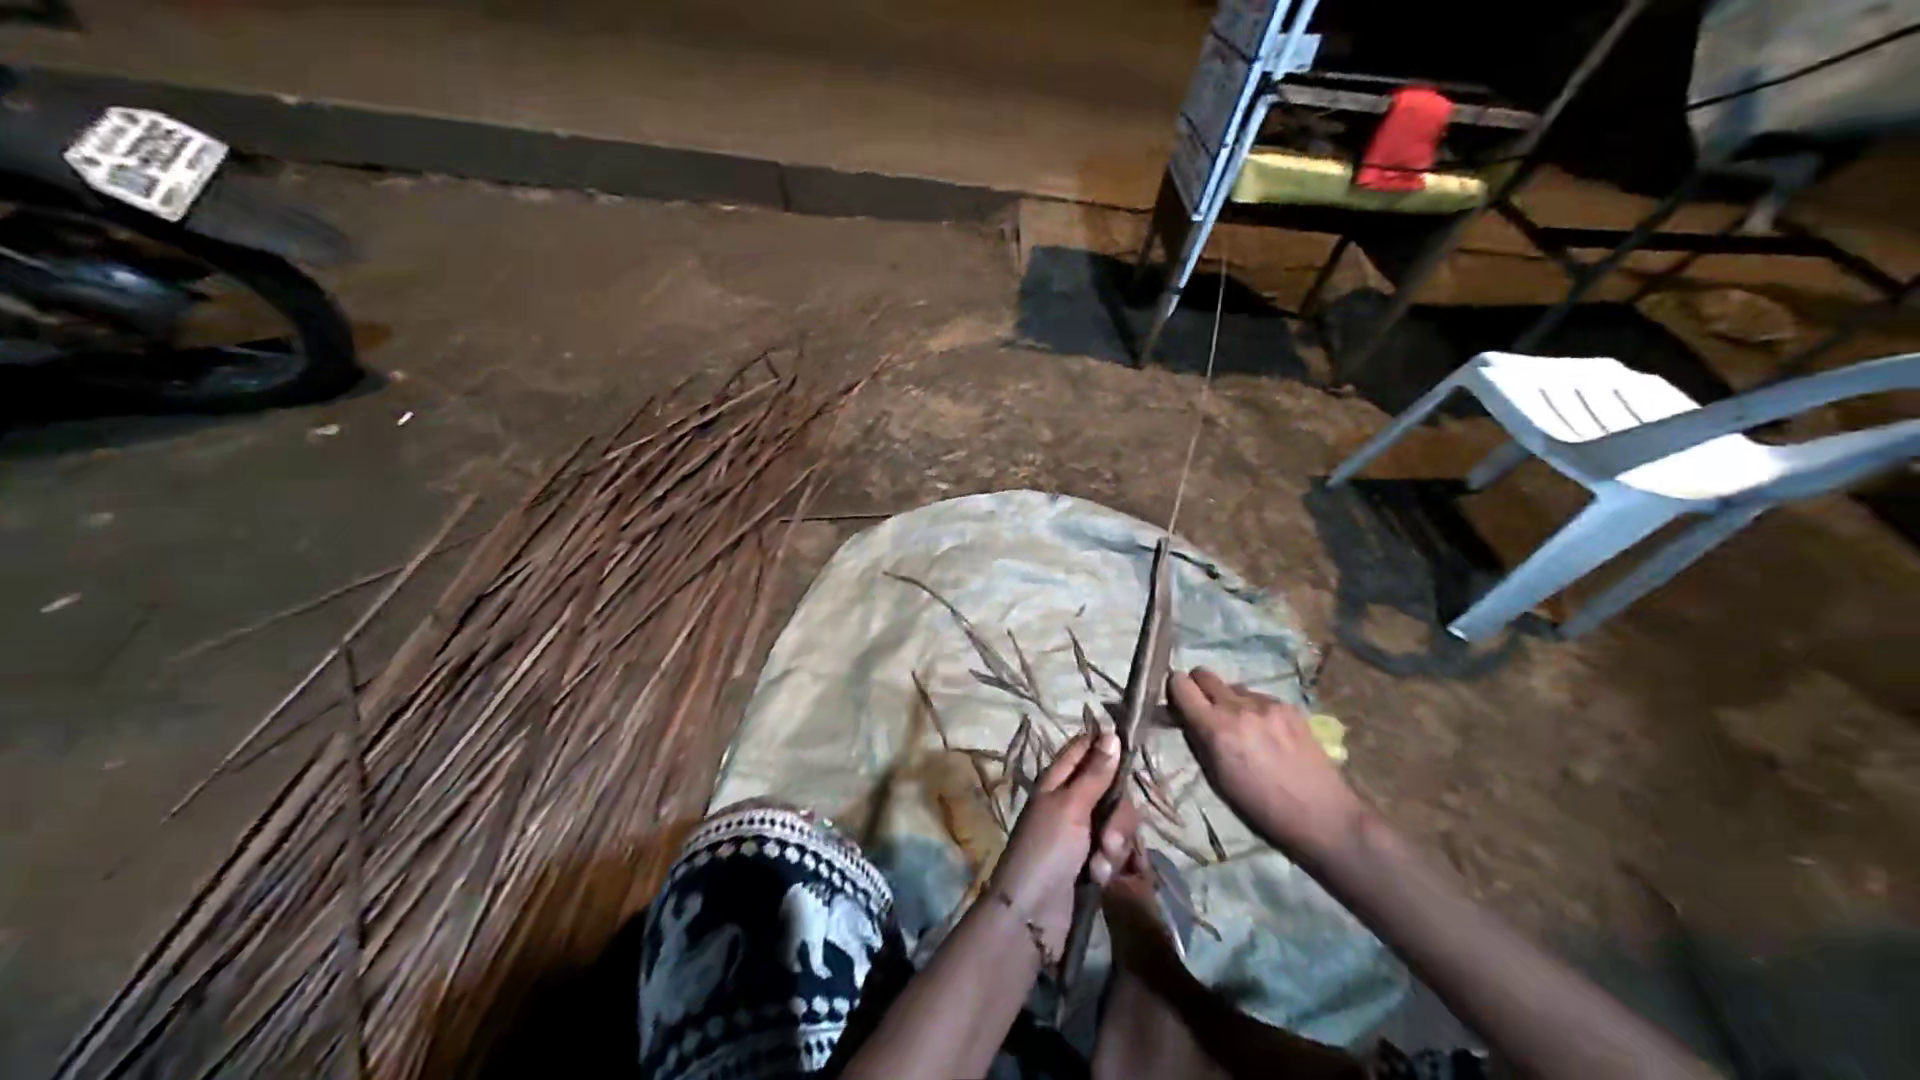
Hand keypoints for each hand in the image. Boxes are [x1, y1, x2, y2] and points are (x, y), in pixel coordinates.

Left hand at [985, 732, 1136, 957]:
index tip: (1129, 748)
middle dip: (1119, 818)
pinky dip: (1112, 864)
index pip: (1084, 750)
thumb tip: (1111, 733)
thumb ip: (1094, 774)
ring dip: (1115, 847)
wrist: (1033, 915)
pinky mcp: (1093, 861)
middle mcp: (1071, 803)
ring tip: (1100, 867)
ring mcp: (1083, 833)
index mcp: (1057, 782)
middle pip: (1113, 792)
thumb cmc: (1046, 851)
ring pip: (1119, 823)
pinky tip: (1102, 880)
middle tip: (1108, 840)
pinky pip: (1117, 851)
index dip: (1105, 746)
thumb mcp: (1070, 807)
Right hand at [1168, 668, 1363, 857]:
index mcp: (1216, 729)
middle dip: (1199, 687)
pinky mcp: (1289, 706)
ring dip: (1230, 700)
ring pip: (1234, 687)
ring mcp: (1267, 703)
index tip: (1178, 702)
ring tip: (1243, 728)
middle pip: (1204, 674)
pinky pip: (1259, 697)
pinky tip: (1268, 733)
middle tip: (1205, 709)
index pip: (1181, 684)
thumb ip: (1199, 739)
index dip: (1175, 690)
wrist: (1321, 814)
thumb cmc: (1260, 806)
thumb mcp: (1216, 777)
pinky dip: (1255, 709)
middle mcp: (1239, 708)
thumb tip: (1186, 716)